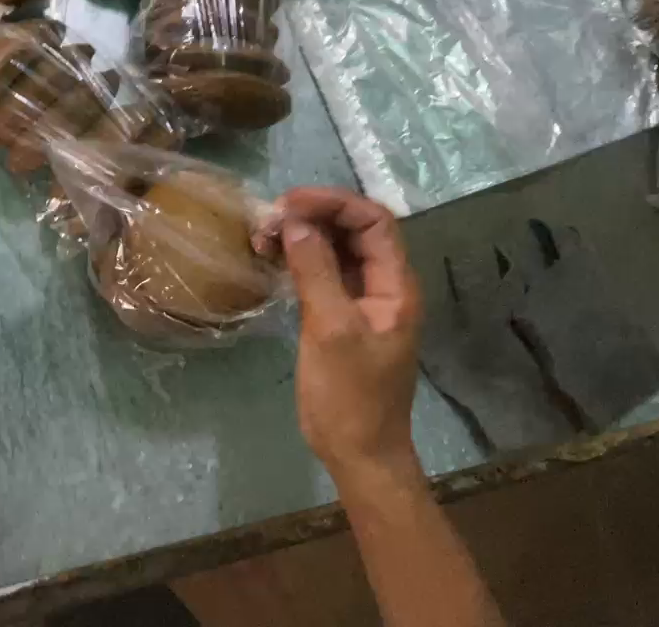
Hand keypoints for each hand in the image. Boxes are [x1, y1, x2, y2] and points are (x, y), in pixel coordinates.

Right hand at [265, 187, 421, 480]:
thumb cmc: (350, 396)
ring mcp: (362, 299)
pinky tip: (272, 258)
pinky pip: (322, 270)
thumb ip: (315, 271)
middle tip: (269, 220)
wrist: (359, 454)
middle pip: (353, 229)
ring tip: (263, 237)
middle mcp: (383, 284)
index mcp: (395, 285)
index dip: (333, 203)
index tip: (289, 205)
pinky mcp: (340, 313)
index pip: (373, 221)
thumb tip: (293, 223)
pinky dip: (298, 258)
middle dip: (313, 215)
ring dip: (302, 235)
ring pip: (335, 248)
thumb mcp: (331, 329)